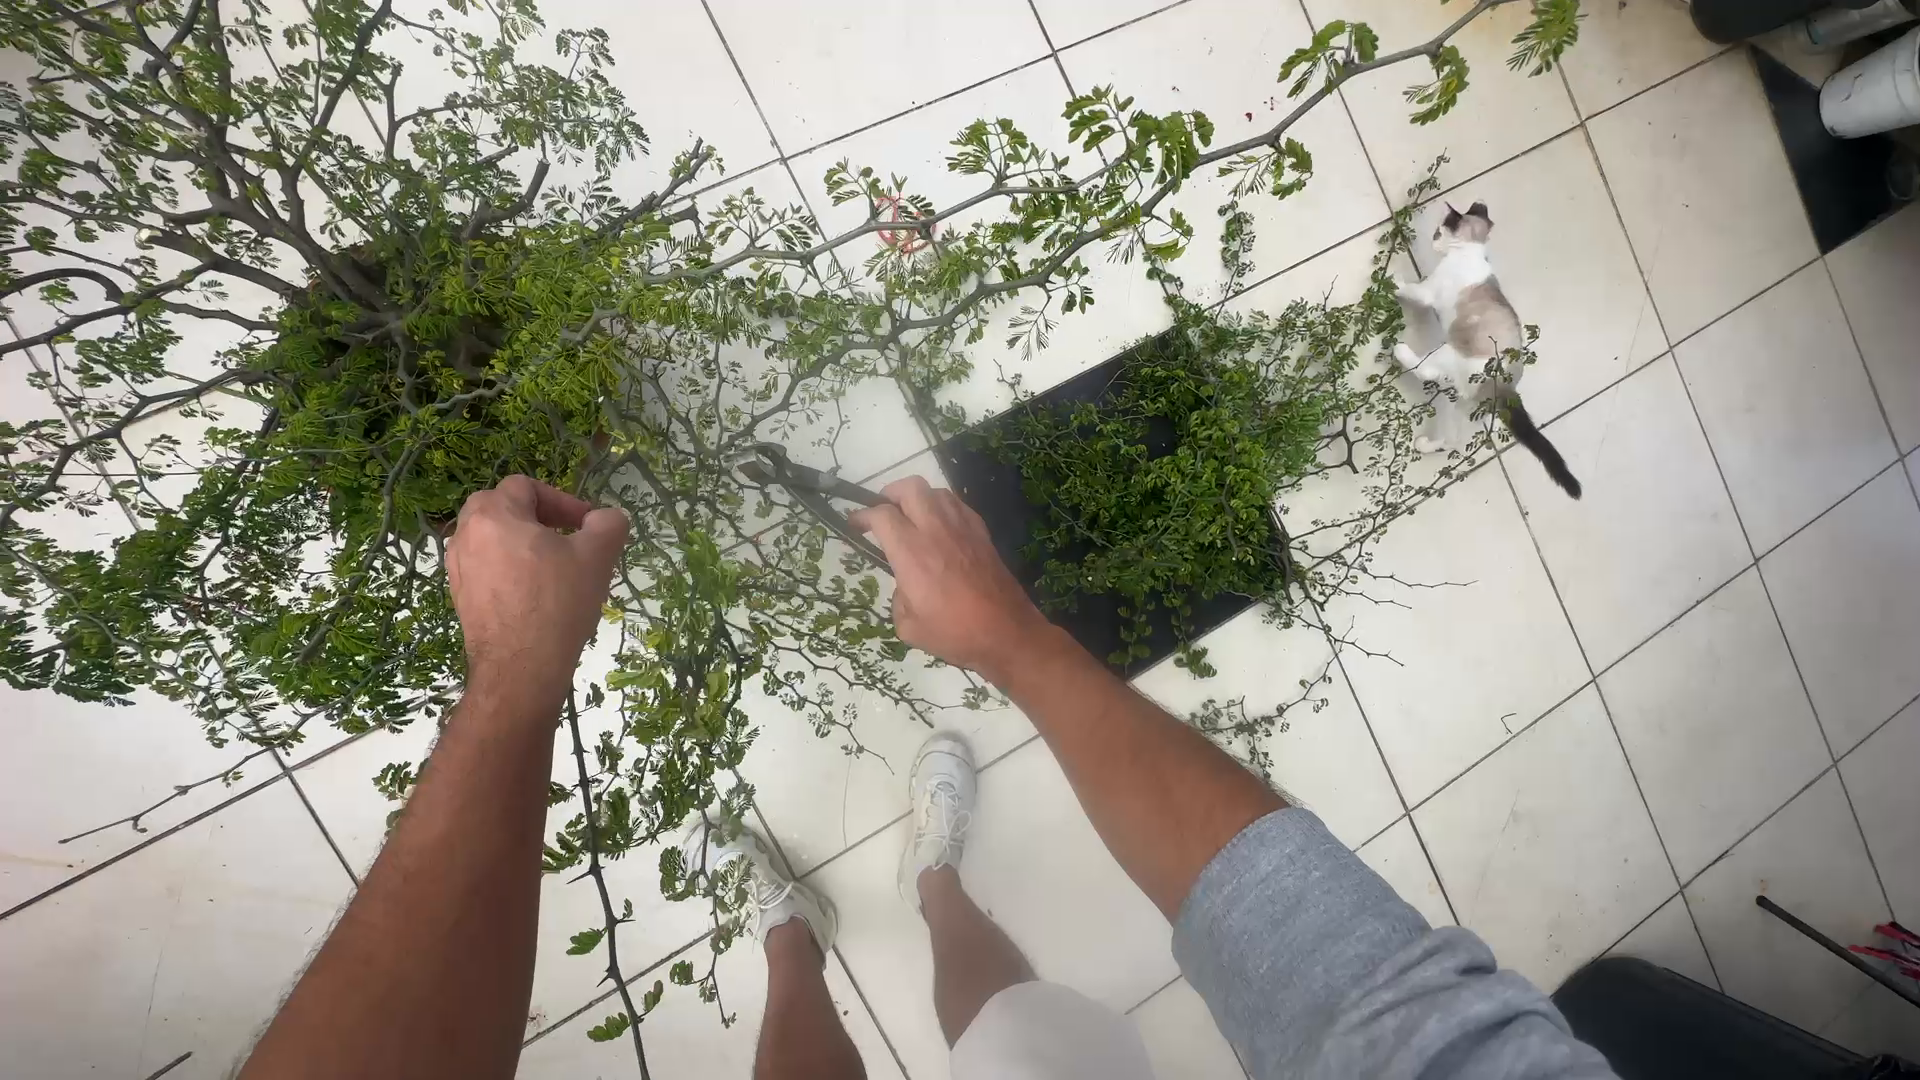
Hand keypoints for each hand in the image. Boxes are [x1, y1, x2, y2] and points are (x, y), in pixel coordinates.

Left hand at [447, 475, 628, 710]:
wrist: (522, 666)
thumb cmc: (560, 602)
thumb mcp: (598, 556)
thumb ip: (608, 524)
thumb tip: (606, 518)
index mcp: (496, 517)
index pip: (524, 486)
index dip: (562, 499)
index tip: (586, 525)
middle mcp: (466, 536)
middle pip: (498, 506)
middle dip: (535, 515)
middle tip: (566, 538)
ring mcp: (458, 569)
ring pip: (490, 537)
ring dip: (521, 541)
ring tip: (553, 567)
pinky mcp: (461, 596)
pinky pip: (485, 566)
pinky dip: (509, 567)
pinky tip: (536, 592)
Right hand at [848, 476, 1053, 681]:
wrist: (1007, 632)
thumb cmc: (955, 633)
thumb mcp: (909, 627)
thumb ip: (898, 600)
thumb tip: (905, 586)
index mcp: (911, 552)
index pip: (881, 515)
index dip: (862, 515)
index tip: (855, 524)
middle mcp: (935, 530)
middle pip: (909, 488)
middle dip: (890, 494)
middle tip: (883, 512)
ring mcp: (962, 527)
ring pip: (935, 491)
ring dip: (918, 498)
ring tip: (912, 517)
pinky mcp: (982, 533)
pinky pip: (957, 505)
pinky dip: (942, 507)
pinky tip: (940, 527)